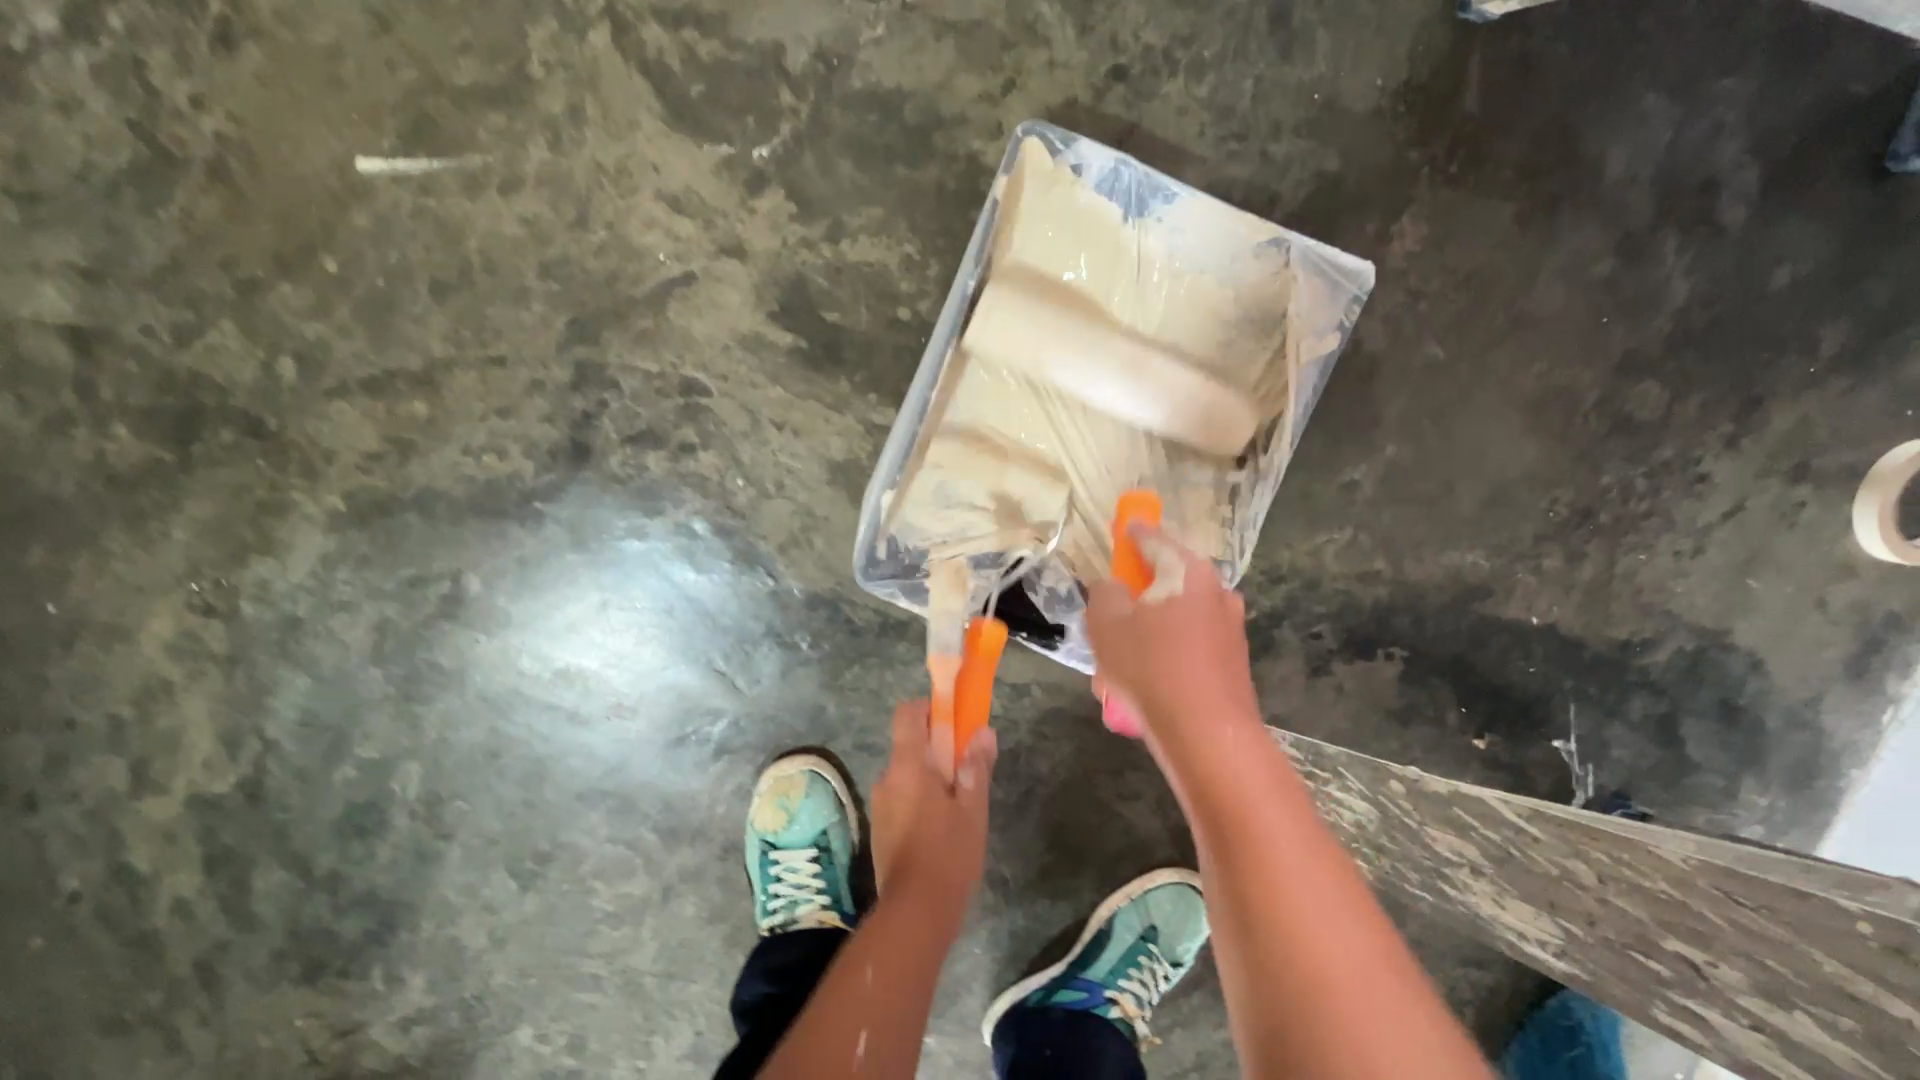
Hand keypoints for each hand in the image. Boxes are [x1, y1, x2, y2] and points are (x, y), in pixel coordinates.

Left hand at [869, 700, 997, 922]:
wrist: (915, 912)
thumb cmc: (948, 854)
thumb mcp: (972, 809)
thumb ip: (976, 767)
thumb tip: (982, 731)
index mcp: (907, 767)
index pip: (907, 714)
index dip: (928, 708)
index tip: (953, 718)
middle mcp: (886, 779)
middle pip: (908, 746)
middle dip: (936, 748)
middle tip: (966, 768)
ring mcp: (880, 806)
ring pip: (906, 776)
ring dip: (928, 778)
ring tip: (958, 804)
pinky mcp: (880, 830)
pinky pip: (901, 800)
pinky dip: (919, 801)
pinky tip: (941, 828)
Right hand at [1086, 523, 1261, 752]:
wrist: (1207, 734)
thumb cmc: (1151, 668)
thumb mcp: (1106, 624)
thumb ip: (1103, 593)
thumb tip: (1112, 586)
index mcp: (1188, 573)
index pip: (1154, 539)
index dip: (1133, 532)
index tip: (1122, 527)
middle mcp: (1216, 592)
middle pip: (1168, 581)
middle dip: (1137, 594)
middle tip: (1109, 615)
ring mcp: (1230, 628)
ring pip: (1176, 618)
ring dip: (1148, 631)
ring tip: (1118, 664)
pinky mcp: (1232, 662)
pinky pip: (1188, 647)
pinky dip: (1165, 655)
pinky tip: (1143, 686)